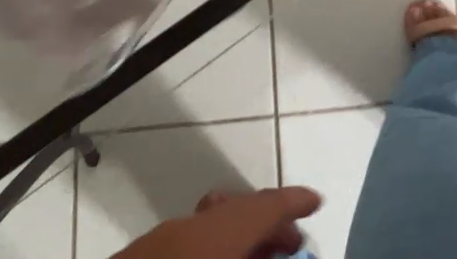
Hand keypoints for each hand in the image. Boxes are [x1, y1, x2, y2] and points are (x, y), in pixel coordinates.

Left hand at [112, 188, 320, 258]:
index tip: (316, 203)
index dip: (291, 203)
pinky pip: (186, 246)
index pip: (261, 207)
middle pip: (234, 214)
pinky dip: (212, 252)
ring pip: (207, 230)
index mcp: (213, 237)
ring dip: (238, 241)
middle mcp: (184, 232)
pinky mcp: (139, 258)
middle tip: (293, 247)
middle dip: (267, 227)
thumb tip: (285, 254)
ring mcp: (156, 247)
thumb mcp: (228, 252)